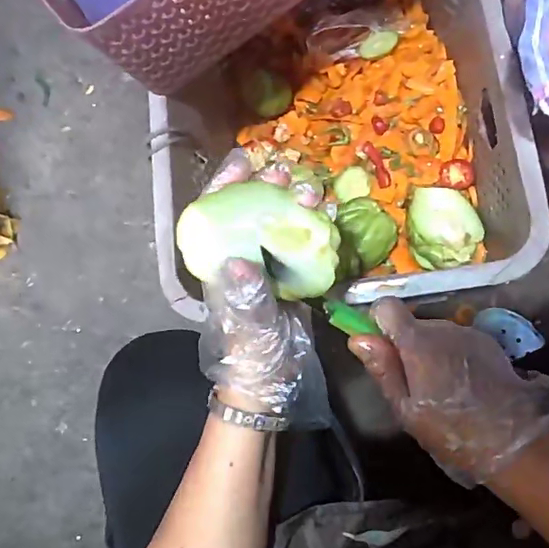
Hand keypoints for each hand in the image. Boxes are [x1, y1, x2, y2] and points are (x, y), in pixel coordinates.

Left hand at [197, 150, 310, 415]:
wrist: (273, 385)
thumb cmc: (250, 357)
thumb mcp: (246, 329)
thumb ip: (245, 297)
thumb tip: (239, 261)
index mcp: (220, 263)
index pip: (216, 212)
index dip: (227, 183)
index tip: (246, 162)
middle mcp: (245, 256)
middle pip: (254, 210)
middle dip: (270, 187)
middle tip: (288, 176)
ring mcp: (271, 265)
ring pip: (283, 222)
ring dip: (298, 203)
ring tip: (315, 193)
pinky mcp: (295, 276)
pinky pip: (306, 243)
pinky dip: (320, 227)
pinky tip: (332, 215)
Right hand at [347, 299, 548, 485]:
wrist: (512, 438)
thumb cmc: (450, 428)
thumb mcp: (406, 408)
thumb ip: (383, 369)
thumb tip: (358, 338)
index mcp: (417, 341)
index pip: (387, 307)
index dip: (378, 322)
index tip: (381, 348)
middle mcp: (442, 327)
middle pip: (413, 324)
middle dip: (406, 346)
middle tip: (412, 384)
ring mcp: (467, 333)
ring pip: (436, 333)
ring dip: (430, 351)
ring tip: (439, 388)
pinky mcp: (487, 342)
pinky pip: (457, 341)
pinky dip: (452, 355)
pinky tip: (462, 384)